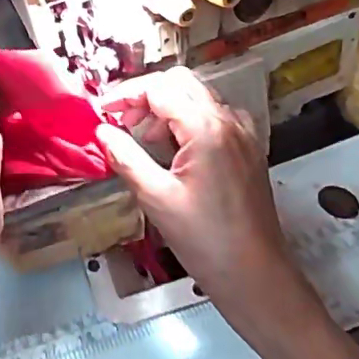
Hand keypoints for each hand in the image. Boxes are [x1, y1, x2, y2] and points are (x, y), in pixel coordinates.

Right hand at [95, 68, 306, 314]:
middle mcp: (229, 121)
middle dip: (147, 95)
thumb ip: (126, 157)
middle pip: (181, 83)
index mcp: (207, 128)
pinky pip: (215, 117)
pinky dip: (190, 120)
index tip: (103, 110)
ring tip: (146, 138)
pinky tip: (177, 148)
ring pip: (199, 97)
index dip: (126, 94)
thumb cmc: (206, 241)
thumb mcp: (156, 198)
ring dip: (168, 106)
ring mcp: (243, 133)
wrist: (256, 275)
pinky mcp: (248, 149)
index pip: (159, 89)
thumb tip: (102, 131)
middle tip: (123, 119)